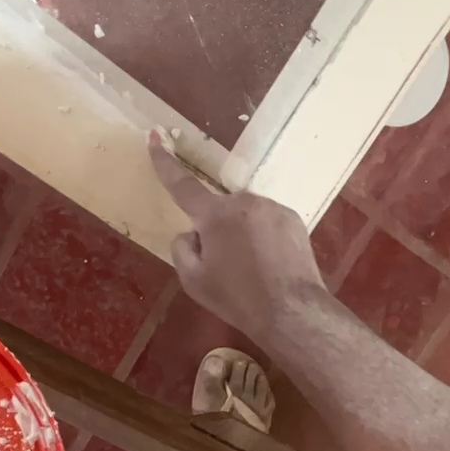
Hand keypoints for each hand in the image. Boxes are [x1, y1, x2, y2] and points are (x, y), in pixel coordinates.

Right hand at [150, 134, 328, 335]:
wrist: (292, 312)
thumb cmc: (238, 299)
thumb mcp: (194, 281)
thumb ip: (182, 249)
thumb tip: (192, 233)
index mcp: (215, 215)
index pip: (183, 186)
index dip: (165, 164)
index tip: (155, 138)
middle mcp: (245, 202)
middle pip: (220, 211)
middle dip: (218, 231)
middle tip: (226, 268)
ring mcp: (273, 208)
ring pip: (247, 217)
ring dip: (244, 236)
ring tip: (253, 271)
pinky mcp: (294, 219)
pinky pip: (269, 224)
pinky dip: (266, 240)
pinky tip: (272, 266)